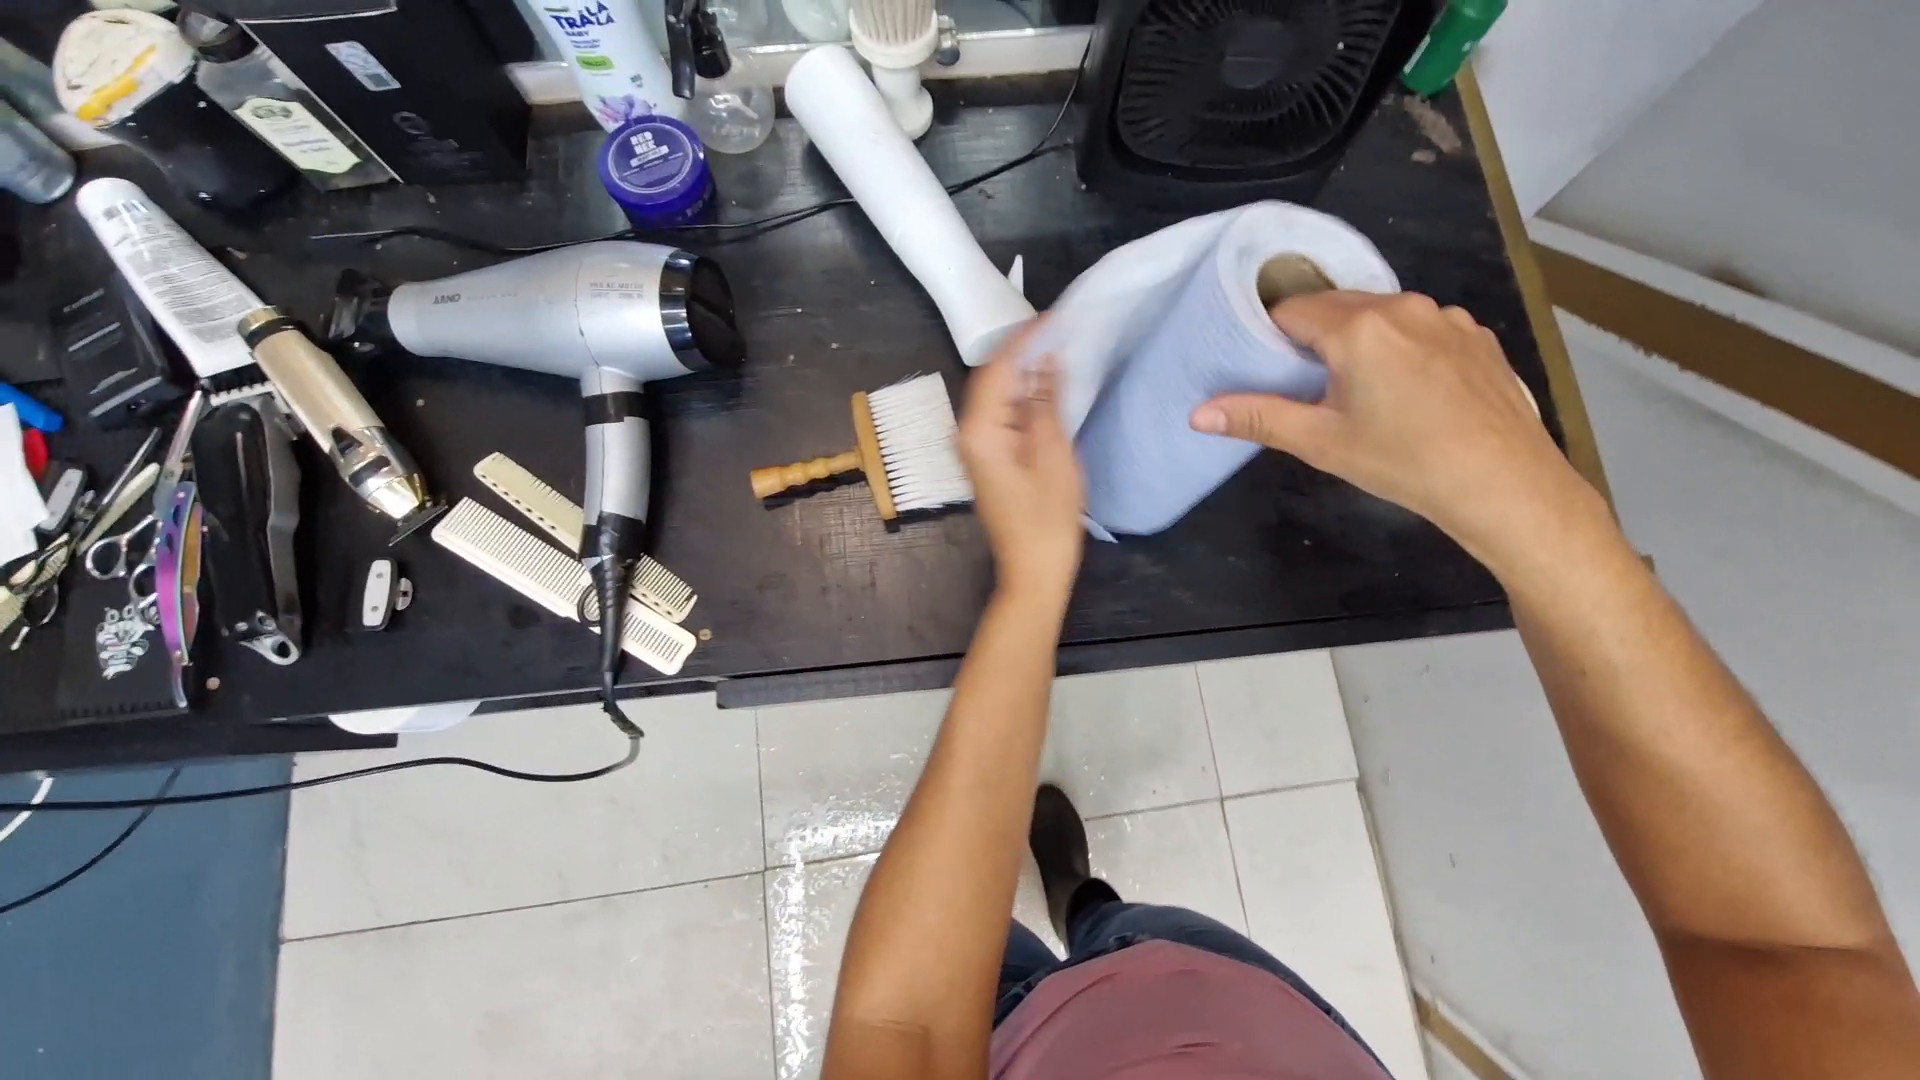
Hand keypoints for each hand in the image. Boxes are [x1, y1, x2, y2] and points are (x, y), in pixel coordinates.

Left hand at [959, 322, 1085, 599]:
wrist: (1034, 569)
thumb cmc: (1047, 517)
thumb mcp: (1053, 453)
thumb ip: (1047, 401)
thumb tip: (1047, 358)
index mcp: (979, 429)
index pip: (998, 368)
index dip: (1025, 339)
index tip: (1054, 315)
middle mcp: (968, 433)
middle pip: (993, 378)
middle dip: (1022, 351)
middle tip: (1058, 327)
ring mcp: (976, 448)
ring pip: (998, 396)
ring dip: (1024, 373)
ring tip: (1057, 349)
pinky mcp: (988, 459)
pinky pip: (1003, 415)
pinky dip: (1023, 398)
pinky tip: (1047, 389)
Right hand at [1190, 291, 1602, 564]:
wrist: (1504, 483)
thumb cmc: (1403, 462)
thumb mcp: (1321, 442)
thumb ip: (1258, 418)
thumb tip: (1197, 413)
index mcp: (1358, 327)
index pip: (1292, 310)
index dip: (1272, 337)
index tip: (1268, 370)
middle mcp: (1402, 306)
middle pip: (1337, 307)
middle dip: (1314, 338)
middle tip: (1306, 387)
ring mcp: (1445, 317)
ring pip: (1380, 315)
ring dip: (1358, 341)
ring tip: (1358, 392)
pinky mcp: (1475, 335)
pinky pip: (1419, 327)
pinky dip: (1401, 347)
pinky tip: (1409, 392)